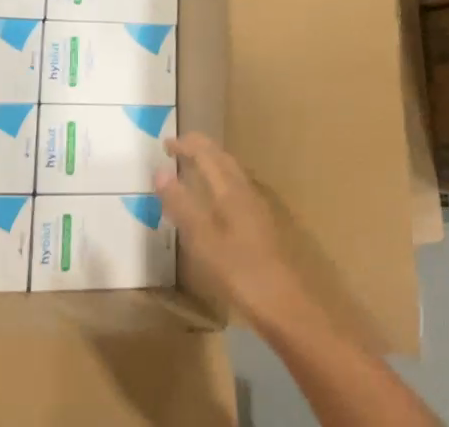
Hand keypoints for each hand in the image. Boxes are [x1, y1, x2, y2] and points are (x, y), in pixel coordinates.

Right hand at [154, 133, 305, 322]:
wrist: (288, 304)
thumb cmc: (240, 272)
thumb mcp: (202, 241)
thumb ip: (181, 205)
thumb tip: (160, 172)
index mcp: (230, 191)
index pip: (207, 155)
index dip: (186, 145)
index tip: (165, 144)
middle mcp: (247, 191)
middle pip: (223, 159)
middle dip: (200, 149)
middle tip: (178, 150)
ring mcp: (259, 207)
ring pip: (233, 173)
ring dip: (213, 164)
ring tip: (194, 169)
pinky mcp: (265, 224)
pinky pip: (239, 189)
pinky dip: (222, 183)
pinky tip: (219, 203)